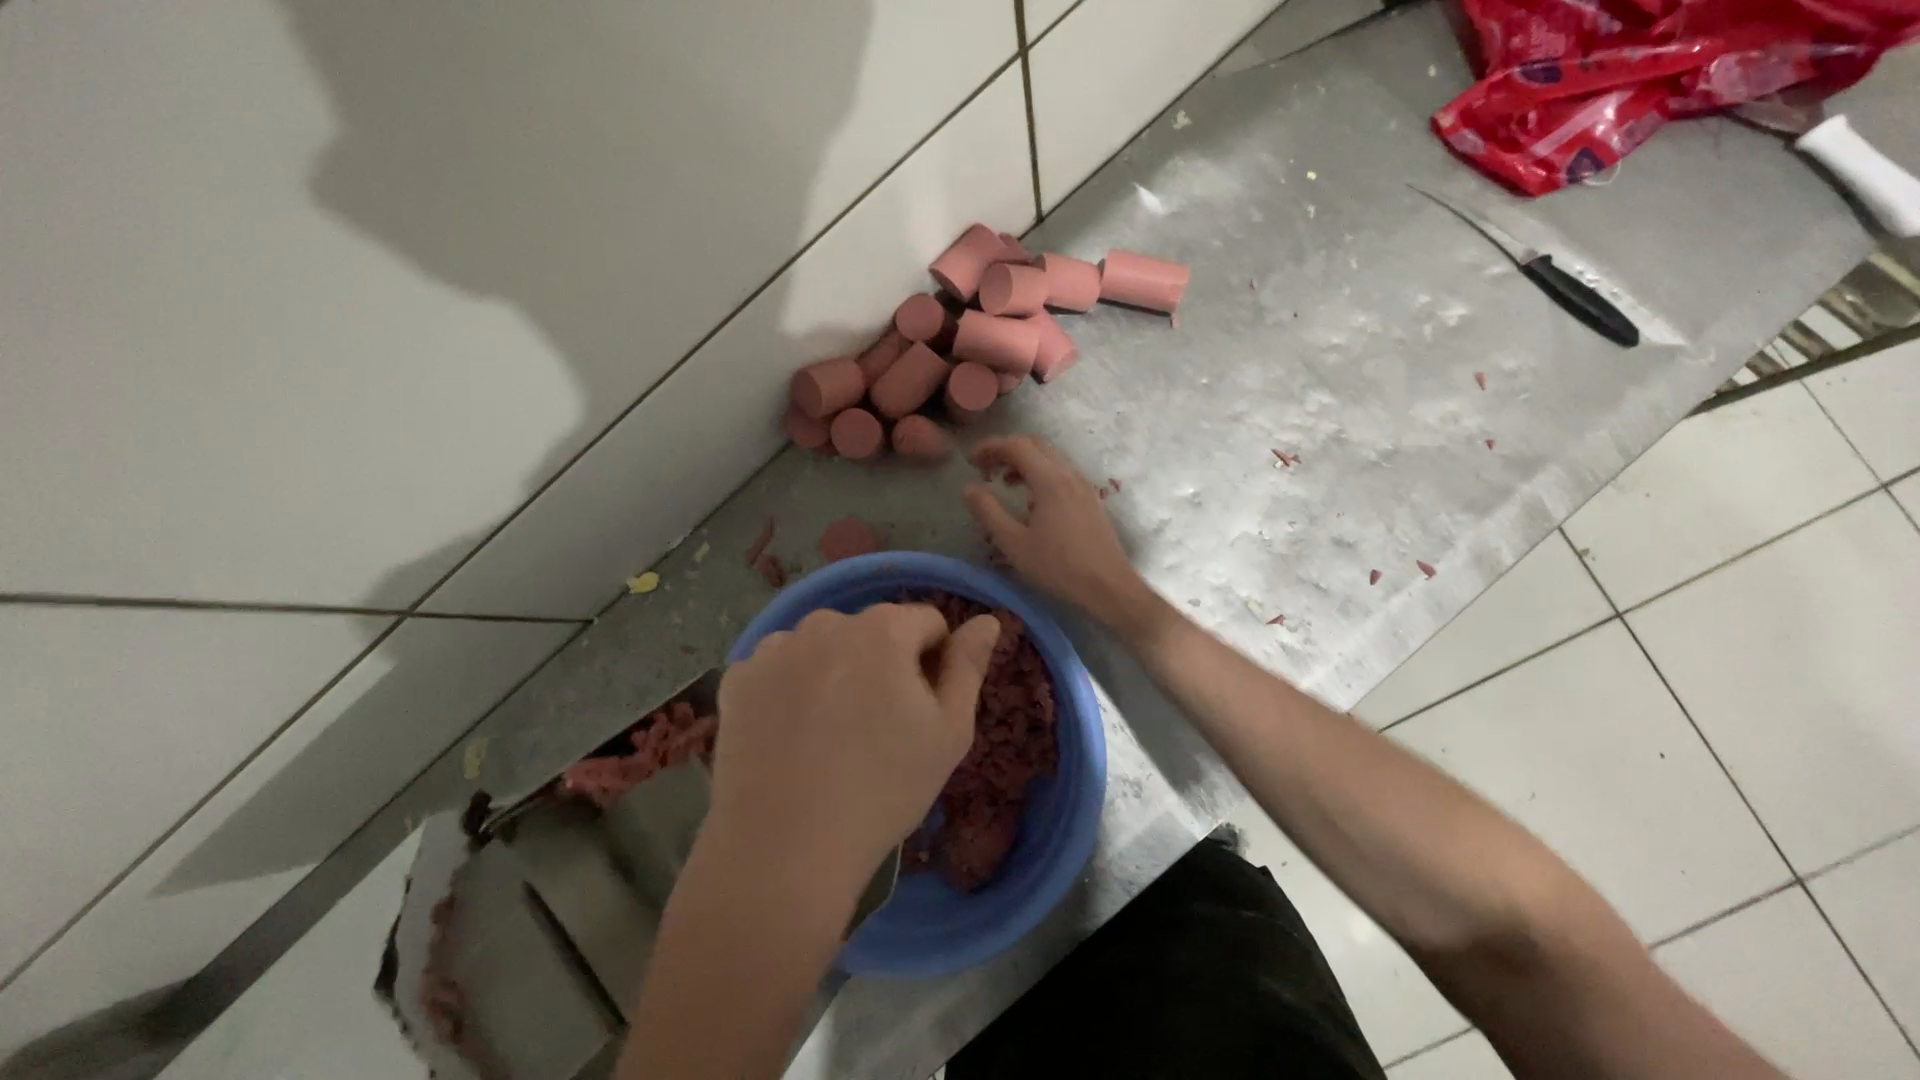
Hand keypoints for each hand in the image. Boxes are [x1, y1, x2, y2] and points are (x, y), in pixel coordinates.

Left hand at [711, 604, 1001, 890]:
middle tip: (875, 729)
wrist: (785, 847)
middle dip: (880, 664)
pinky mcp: (737, 678)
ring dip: (833, 672)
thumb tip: (986, 619)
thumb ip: (969, 667)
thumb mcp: (949, 733)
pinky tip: (789, 738)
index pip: (925, 622)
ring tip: (828, 736)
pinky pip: (778, 670)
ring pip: (821, 647)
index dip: (932, 662)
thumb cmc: (883, 789)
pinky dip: (789, 690)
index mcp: (882, 629)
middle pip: (870, 631)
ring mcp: (774, 649)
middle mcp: (824, 623)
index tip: (919, 711)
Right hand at [963, 436, 1162, 638]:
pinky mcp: (1090, 499)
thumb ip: (988, 512)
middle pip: (1035, 445)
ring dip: (1024, 461)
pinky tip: (1032, 499)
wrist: (1108, 585)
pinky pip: (1062, 472)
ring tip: (1004, 483)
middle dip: (1006, 450)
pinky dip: (1041, 473)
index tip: (970, 461)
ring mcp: (1083, 485)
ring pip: (1050, 457)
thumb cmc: (1058, 566)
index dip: (990, 447)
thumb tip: (969, 489)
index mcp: (1050, 480)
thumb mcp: (1014, 543)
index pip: (1016, 446)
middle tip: (985, 468)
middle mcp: (1069, 474)